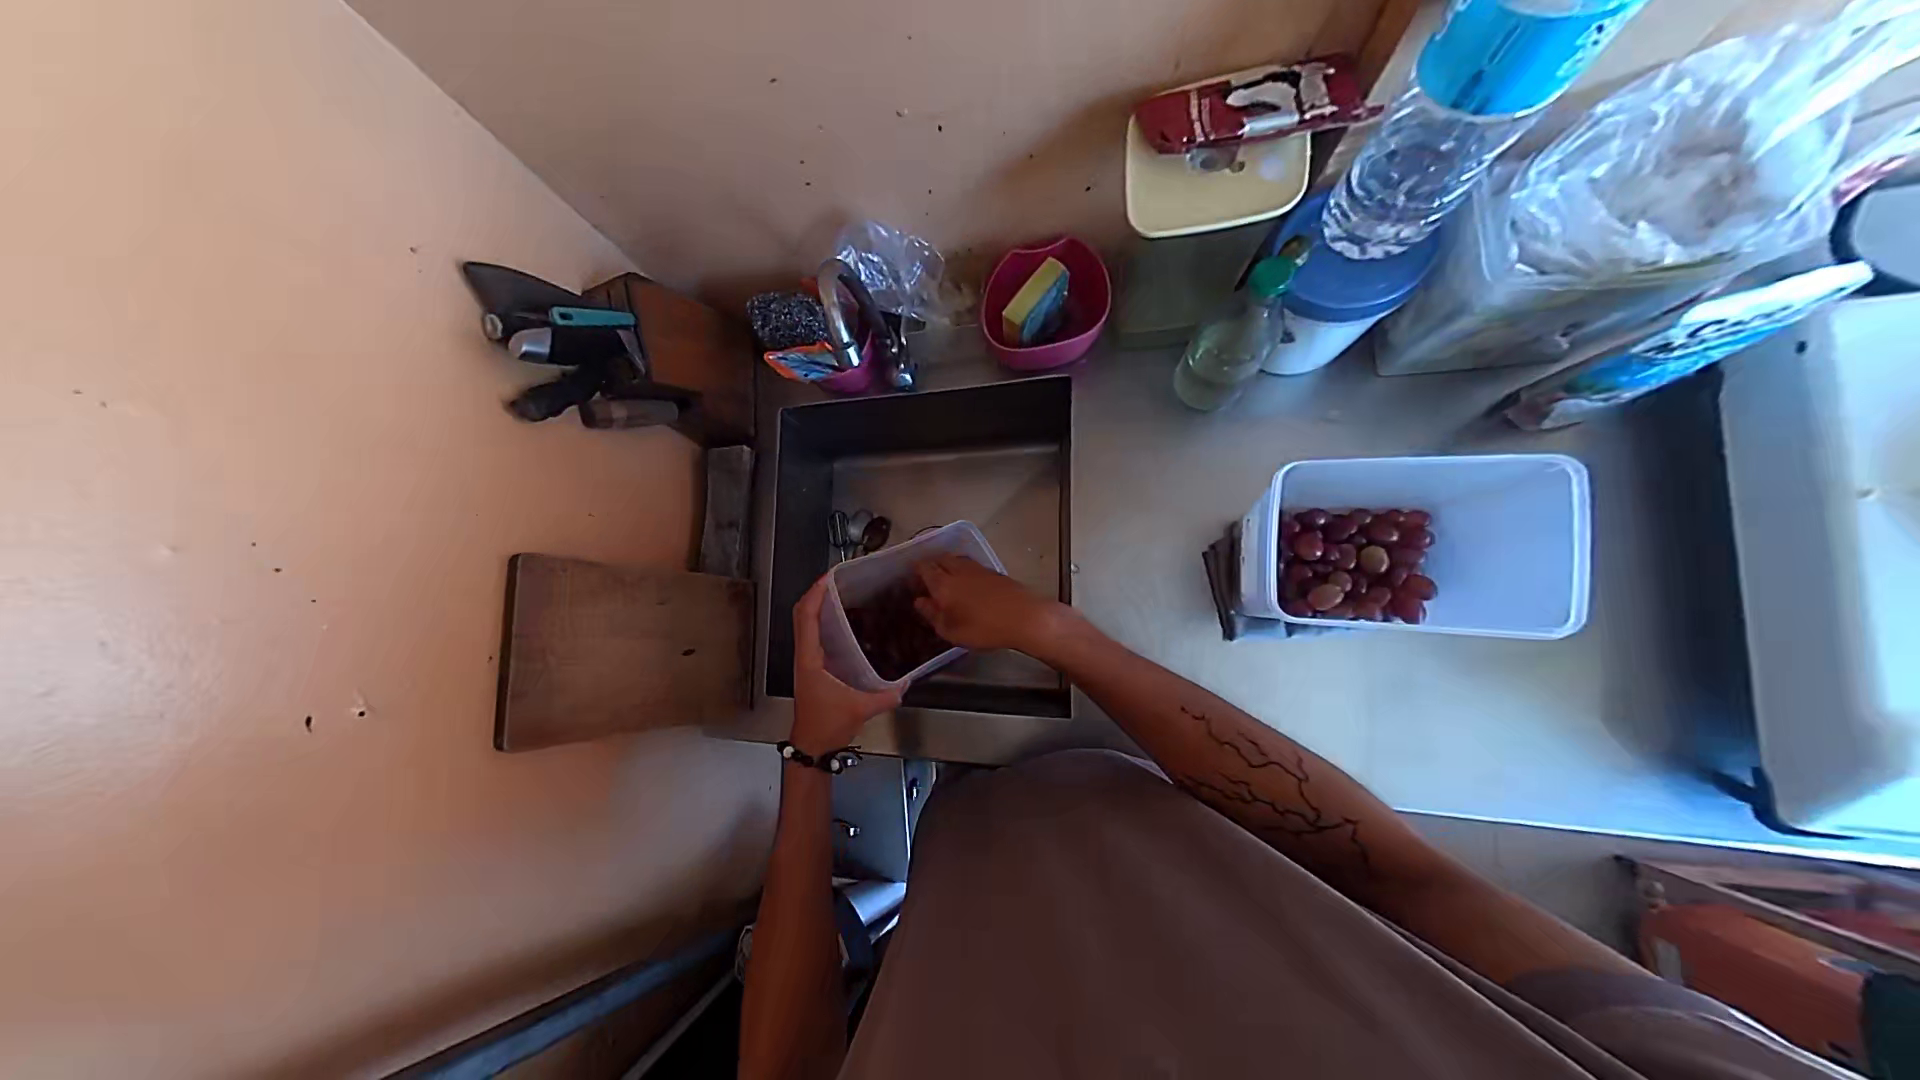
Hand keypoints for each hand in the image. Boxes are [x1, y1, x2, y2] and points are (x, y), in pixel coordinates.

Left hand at [790, 574, 901, 757]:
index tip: (828, 578)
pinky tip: (840, 619)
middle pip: (801, 614)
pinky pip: (813, 635)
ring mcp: (807, 661)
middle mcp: (805, 656)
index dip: (815, 594)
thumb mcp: (860, 709)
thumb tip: (905, 684)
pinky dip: (821, 620)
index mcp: (811, 659)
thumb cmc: (826, 726)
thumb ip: (885, 696)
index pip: (806, 618)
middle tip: (834, 579)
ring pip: (805, 624)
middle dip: (814, 593)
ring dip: (816, 605)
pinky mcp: (814, 667)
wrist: (812, 745)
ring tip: (837, 592)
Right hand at [912, 554, 1074, 654]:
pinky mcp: (994, 572)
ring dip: (948, 566)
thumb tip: (919, 601)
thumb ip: (932, 614)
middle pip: (940, 558)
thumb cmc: (983, 628)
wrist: (1024, 617)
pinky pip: (971, 566)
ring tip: (947, 580)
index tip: (912, 579)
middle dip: (931, 565)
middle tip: (928, 579)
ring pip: (956, 560)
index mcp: (943, 583)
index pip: (924, 567)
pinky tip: (968, 584)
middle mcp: (958, 570)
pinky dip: (964, 571)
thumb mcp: (951, 630)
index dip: (915, 571)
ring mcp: (978, 568)